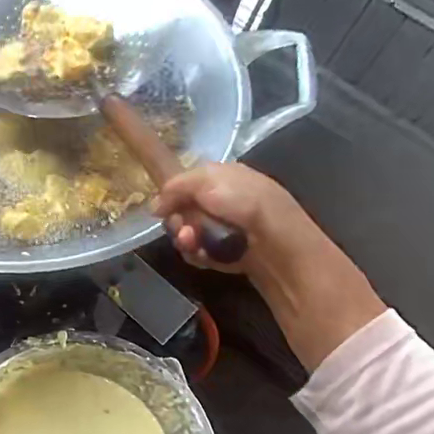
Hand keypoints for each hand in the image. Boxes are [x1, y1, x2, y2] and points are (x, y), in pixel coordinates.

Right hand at [156, 162, 307, 272]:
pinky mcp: (227, 251)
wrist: (277, 244)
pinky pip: (200, 252)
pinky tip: (204, 257)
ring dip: (186, 241)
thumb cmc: (245, 204)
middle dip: (177, 222)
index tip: (164, 208)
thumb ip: (176, 186)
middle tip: (183, 230)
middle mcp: (225, 200)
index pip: (186, 183)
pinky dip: (198, 255)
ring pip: (189, 233)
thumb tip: (155, 206)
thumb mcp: (208, 180)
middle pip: (183, 211)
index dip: (172, 195)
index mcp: (225, 176)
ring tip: (194, 246)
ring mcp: (226, 227)